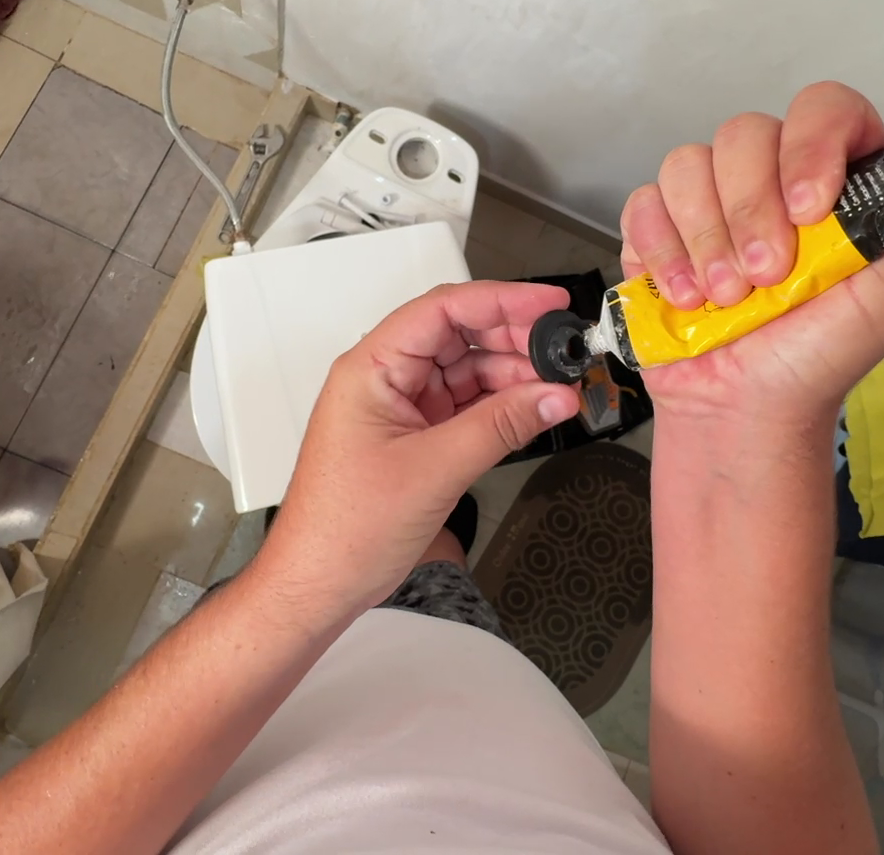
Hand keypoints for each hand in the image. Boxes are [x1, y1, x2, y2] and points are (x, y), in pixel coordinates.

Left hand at [253, 281, 581, 614]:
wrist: (319, 585)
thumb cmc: (343, 530)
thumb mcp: (434, 469)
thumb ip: (500, 426)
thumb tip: (552, 395)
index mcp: (371, 368)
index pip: (442, 310)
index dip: (500, 299)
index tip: (547, 302)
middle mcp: (385, 377)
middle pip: (458, 334)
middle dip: (513, 337)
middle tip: (563, 348)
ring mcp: (401, 405)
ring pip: (466, 368)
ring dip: (512, 372)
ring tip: (556, 383)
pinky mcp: (415, 433)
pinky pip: (465, 403)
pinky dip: (500, 403)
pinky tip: (531, 406)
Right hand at [619, 78, 883, 424]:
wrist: (746, 405)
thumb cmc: (826, 350)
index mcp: (834, 175)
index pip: (821, 108)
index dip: (809, 148)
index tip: (808, 215)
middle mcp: (767, 176)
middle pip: (742, 133)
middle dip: (749, 210)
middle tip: (765, 278)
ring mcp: (706, 201)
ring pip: (686, 163)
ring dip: (704, 238)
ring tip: (722, 298)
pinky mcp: (655, 229)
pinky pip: (643, 204)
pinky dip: (661, 252)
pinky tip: (685, 296)